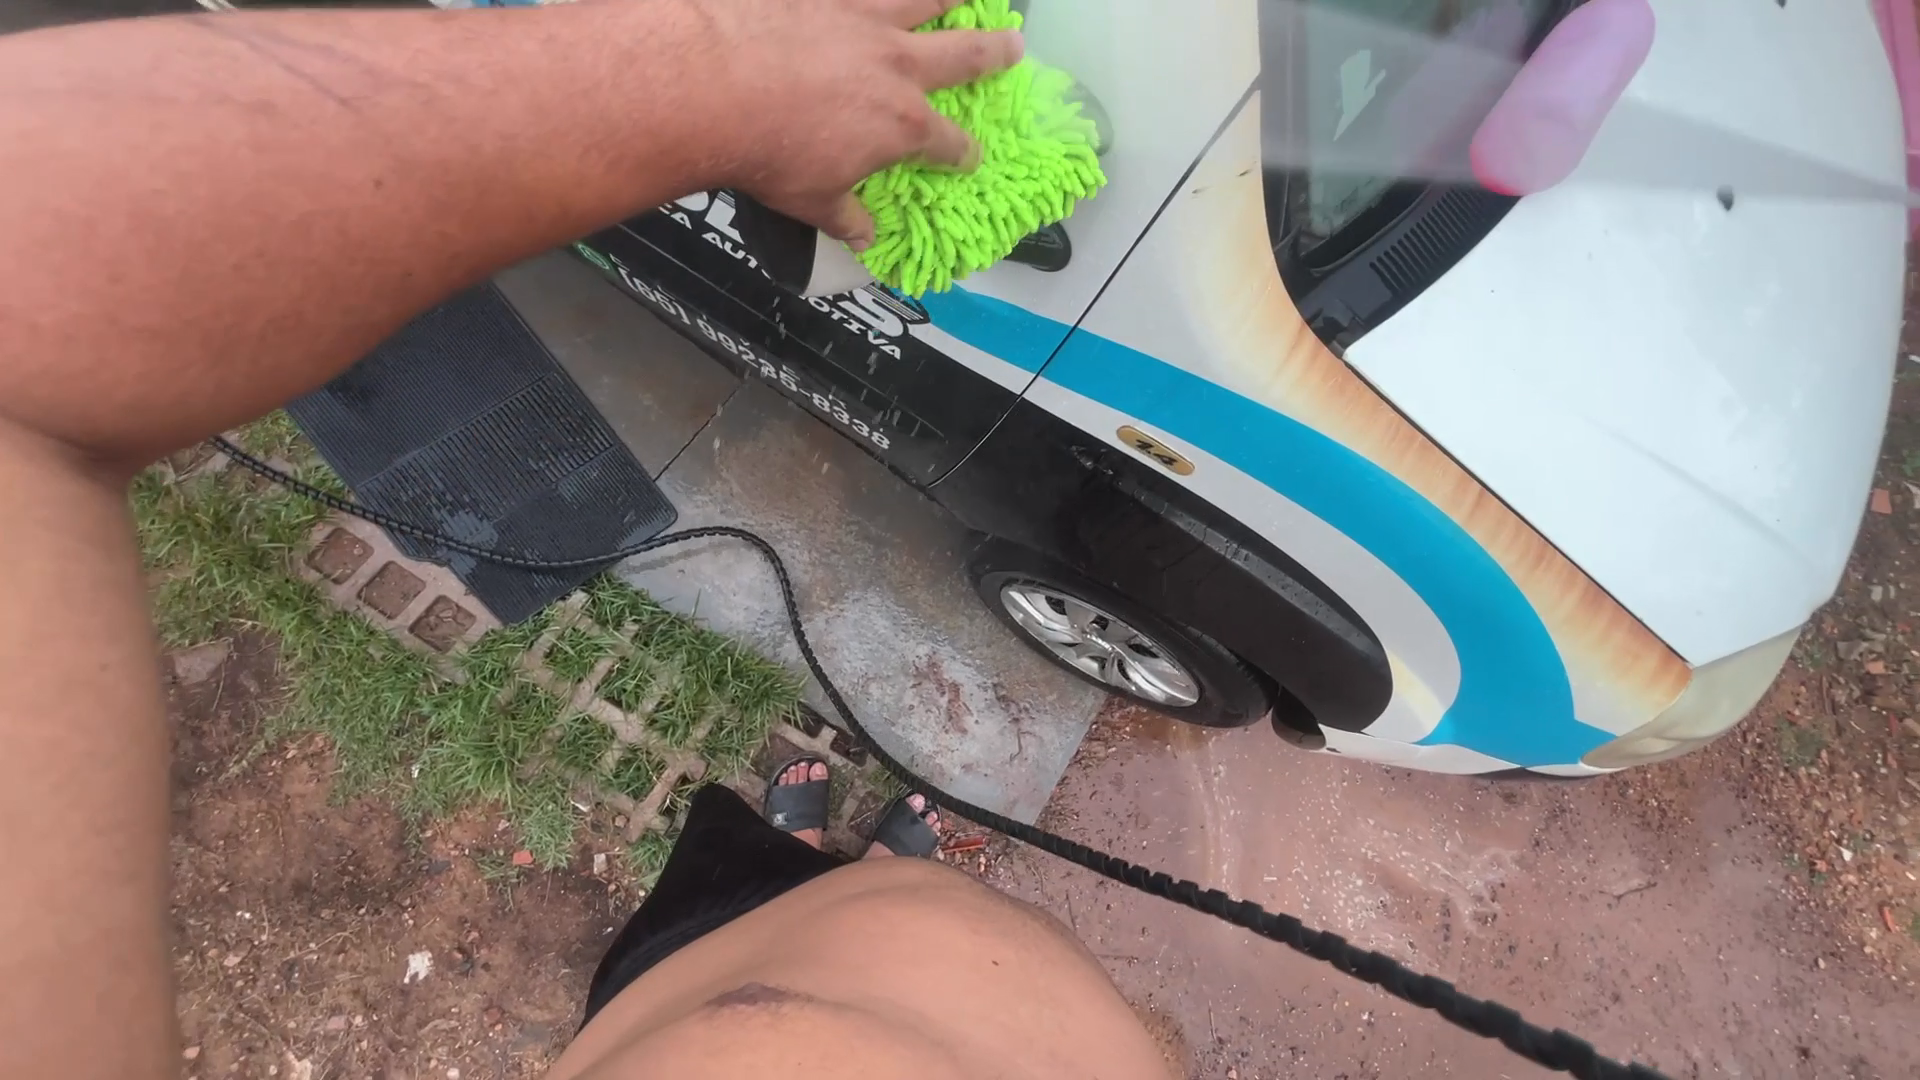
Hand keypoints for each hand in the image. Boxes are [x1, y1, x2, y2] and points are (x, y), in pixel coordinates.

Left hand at [676, 0, 1023, 249]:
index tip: (971, 157)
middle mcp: (896, 65)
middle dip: (993, 53)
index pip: (948, 143)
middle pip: (962, 55)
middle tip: (1016, 44)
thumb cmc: (771, 155)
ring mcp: (862, 16)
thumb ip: (846, 218)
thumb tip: (863, 238)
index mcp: (902, 126)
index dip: (963, 153)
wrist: (713, 83)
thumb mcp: (813, 202)